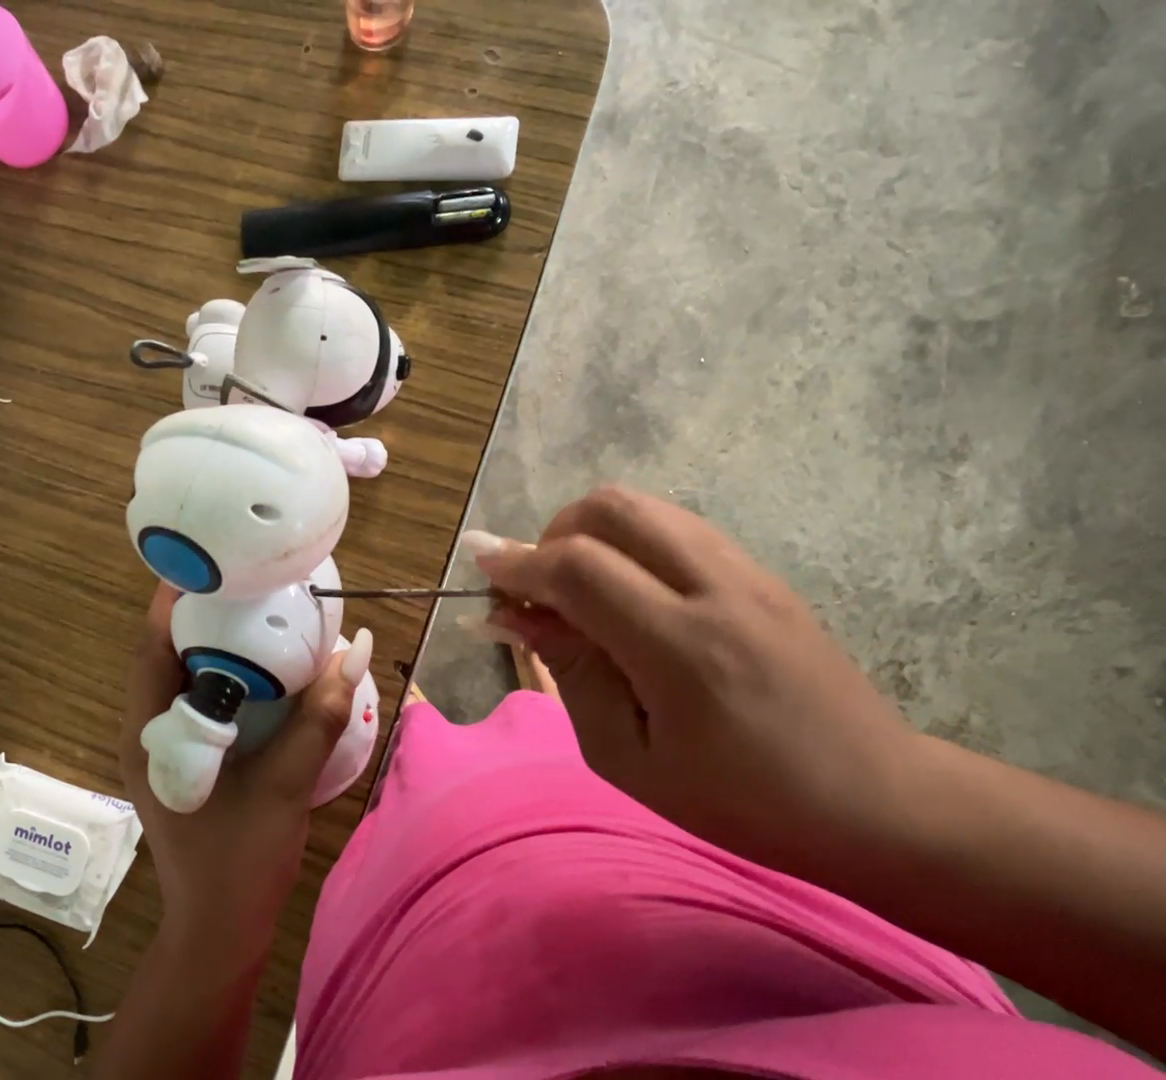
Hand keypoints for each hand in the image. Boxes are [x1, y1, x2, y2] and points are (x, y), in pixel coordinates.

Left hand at [120, 585, 372, 959]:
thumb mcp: (284, 785)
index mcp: (150, 731)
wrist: (221, 931)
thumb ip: (319, 717)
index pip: (152, 644)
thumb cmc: (240, 862)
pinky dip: (228, 679)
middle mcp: (146, 730)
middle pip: (168, 653)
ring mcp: (163, 747)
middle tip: (254, 582)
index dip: (180, 598)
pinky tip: (266, 670)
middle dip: (207, 615)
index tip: (220, 562)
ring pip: (184, 677)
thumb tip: (355, 648)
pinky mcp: (184, 761)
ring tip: (263, 613)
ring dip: (219, 646)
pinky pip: (200, 703)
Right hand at [467, 487, 919, 874]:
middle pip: (611, 508)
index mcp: (682, 648)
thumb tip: (514, 615)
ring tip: (580, 593)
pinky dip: (630, 543)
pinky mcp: (763, 574)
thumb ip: (568, 672)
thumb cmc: (740, 801)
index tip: (482, 573)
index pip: (577, 568)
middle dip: (553, 534)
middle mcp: (717, 590)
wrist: (878, 802)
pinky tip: (628, 597)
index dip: (517, 563)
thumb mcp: (627, 757)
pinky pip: (676, 528)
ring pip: (645, 508)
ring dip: (592, 534)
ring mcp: (748, 573)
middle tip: (541, 589)